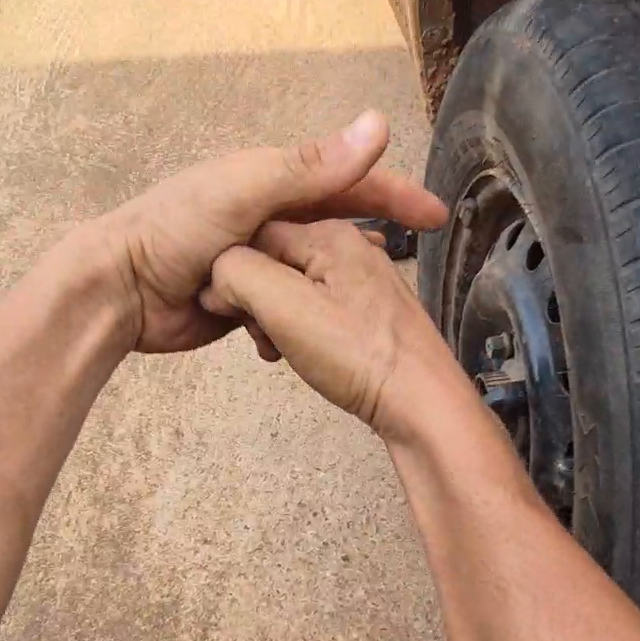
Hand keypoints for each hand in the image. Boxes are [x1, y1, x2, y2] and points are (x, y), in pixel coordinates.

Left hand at [88, 111, 446, 354]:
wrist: (123, 291)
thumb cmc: (175, 231)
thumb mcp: (245, 190)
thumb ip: (310, 168)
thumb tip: (379, 127)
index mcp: (274, 181)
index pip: (348, 181)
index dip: (395, 194)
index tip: (435, 217)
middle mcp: (270, 217)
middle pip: (338, 226)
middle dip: (377, 240)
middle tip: (413, 271)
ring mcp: (259, 259)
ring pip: (317, 269)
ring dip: (344, 282)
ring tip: (378, 302)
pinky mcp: (247, 298)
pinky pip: (291, 304)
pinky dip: (310, 314)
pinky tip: (327, 328)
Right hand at [199, 220, 473, 440]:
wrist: (422, 406)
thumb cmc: (357, 356)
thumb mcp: (285, 307)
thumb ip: (239, 274)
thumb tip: (218, 277)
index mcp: (330, 234)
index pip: (255, 235)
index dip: (231, 275)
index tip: (229, 316)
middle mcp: (351, 249)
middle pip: (276, 261)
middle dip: (256, 301)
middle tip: (265, 340)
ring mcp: (364, 284)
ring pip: (296, 291)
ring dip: (276, 322)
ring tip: (282, 353)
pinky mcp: (370, 318)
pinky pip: (318, 312)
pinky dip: (301, 334)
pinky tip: (306, 359)